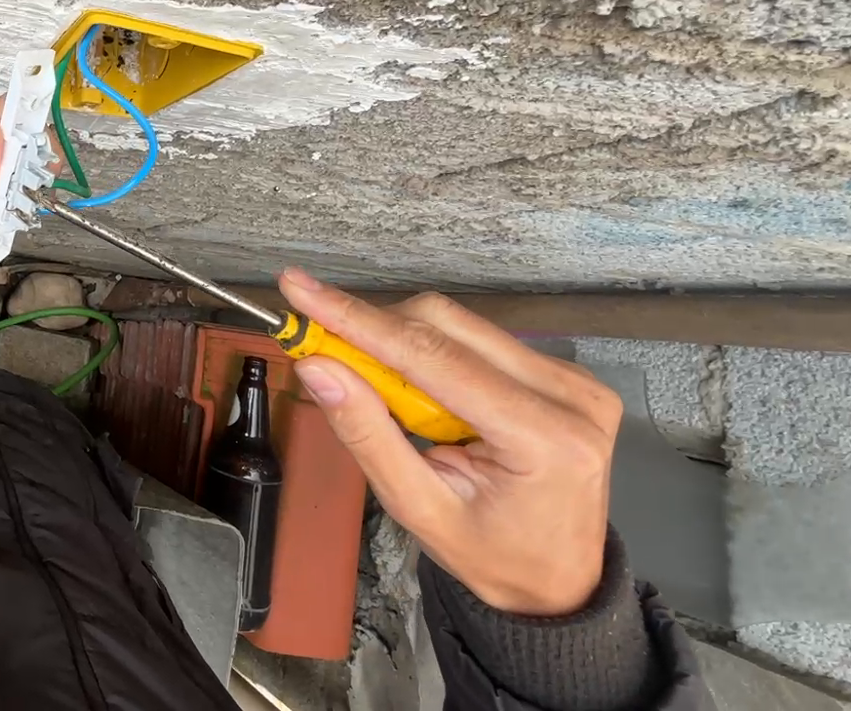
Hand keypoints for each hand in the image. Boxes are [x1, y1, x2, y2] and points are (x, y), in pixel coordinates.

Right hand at [279, 269, 622, 616]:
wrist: (559, 580)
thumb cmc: (491, 553)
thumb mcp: (416, 506)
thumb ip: (365, 433)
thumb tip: (315, 367)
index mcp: (546, 438)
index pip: (431, 356)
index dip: (356, 318)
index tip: (298, 288)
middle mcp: (568, 395)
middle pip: (442, 325)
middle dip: (369, 327)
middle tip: (317, 345)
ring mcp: (568, 378)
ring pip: (452, 323)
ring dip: (392, 339)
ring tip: (371, 383)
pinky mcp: (554, 372)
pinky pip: (467, 336)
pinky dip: (418, 348)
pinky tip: (410, 386)